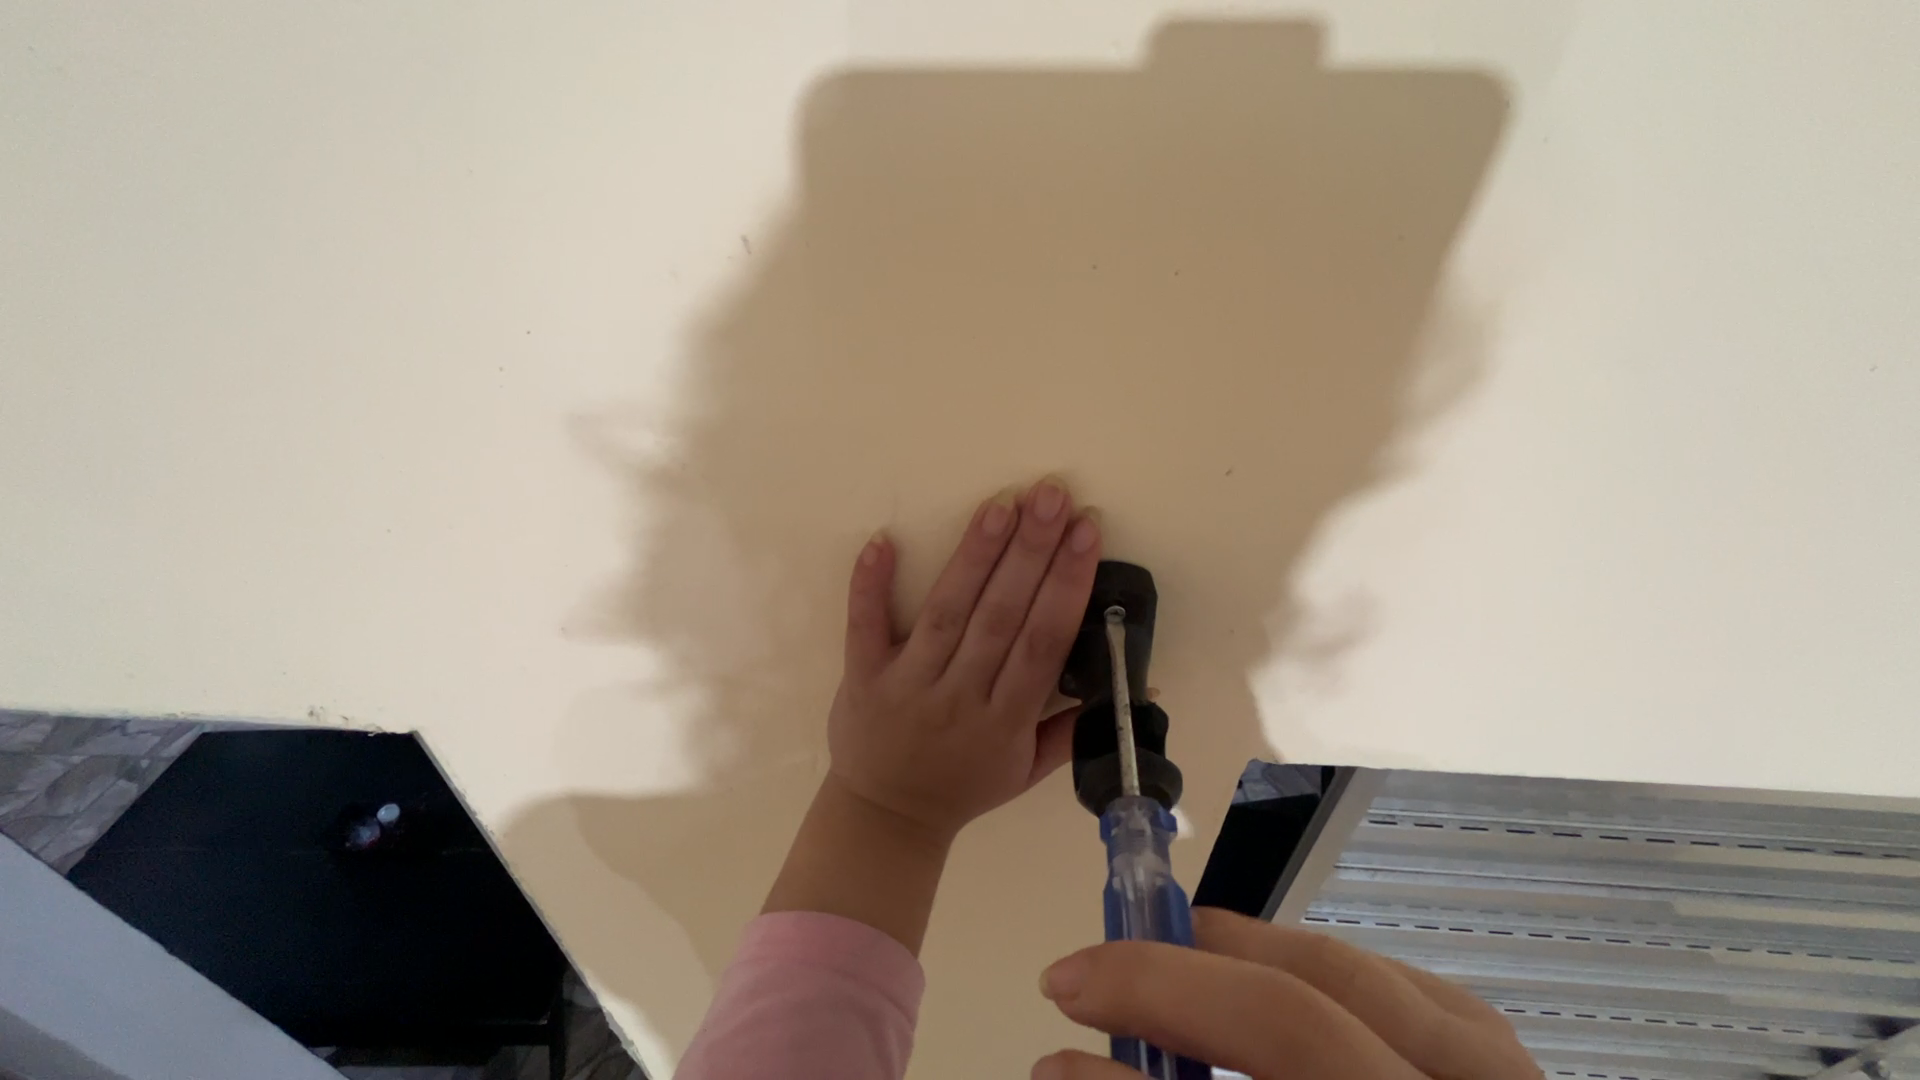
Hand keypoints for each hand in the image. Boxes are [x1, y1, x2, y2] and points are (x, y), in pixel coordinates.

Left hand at [829, 476, 1102, 839]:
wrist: (885, 818)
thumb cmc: (965, 786)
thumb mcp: (1027, 770)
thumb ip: (1076, 728)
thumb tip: (1138, 686)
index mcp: (1005, 719)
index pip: (1043, 642)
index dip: (1068, 585)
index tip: (1088, 532)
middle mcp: (959, 695)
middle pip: (1001, 615)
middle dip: (1031, 551)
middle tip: (1052, 494)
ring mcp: (907, 683)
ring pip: (947, 612)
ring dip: (975, 555)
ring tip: (1002, 504)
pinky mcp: (862, 676)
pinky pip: (864, 626)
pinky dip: (870, 584)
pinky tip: (881, 539)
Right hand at [1034, 908, 1541, 1079]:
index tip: (1049, 1062)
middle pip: (1297, 1025)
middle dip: (1159, 986)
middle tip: (1068, 981)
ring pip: (1342, 974)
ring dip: (1222, 950)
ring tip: (1147, 946)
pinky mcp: (1501, 1052)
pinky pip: (1380, 973)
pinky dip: (1297, 958)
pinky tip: (1248, 963)